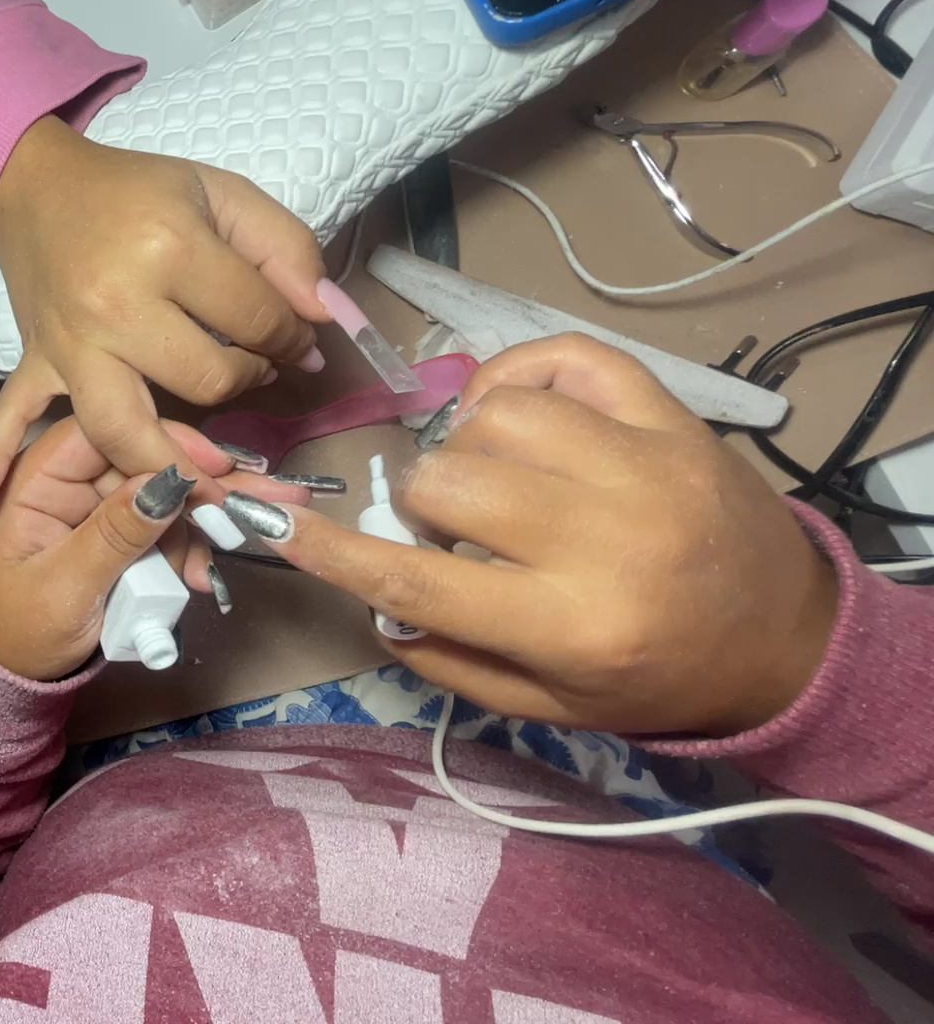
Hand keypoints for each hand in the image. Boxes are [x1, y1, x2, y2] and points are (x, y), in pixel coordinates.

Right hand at [0, 116, 332, 509]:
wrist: (39, 188)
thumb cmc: (135, 192)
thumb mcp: (222, 193)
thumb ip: (286, 248)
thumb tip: (323, 321)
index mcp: (168, 250)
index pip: (257, 320)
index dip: (294, 336)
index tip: (295, 340)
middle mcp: (115, 307)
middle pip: (206, 381)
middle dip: (246, 380)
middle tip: (252, 369)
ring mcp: (67, 345)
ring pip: (127, 428)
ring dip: (173, 458)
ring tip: (205, 474)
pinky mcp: (34, 364)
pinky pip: (10, 419)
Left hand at [0, 418, 309, 679]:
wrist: (20, 669)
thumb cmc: (24, 629)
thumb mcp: (66, 586)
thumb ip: (114, 534)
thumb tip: (167, 483)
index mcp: (33, 480)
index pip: (98, 433)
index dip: (158, 440)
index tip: (213, 466)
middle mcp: (65, 479)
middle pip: (139, 459)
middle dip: (191, 490)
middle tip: (238, 515)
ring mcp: (93, 503)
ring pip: (158, 492)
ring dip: (191, 529)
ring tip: (201, 573)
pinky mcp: (115, 527)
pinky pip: (161, 522)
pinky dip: (184, 546)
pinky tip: (196, 576)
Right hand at [220, 333, 839, 735]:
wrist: (790, 644)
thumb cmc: (648, 679)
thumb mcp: (539, 704)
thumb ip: (442, 656)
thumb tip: (373, 599)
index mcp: (568, 625)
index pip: (415, 581)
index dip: (330, 551)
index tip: (273, 526)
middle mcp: (606, 541)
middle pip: (447, 481)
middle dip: (423, 501)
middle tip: (453, 526)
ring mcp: (648, 468)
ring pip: (495, 416)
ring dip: (464, 445)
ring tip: (489, 472)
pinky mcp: (674, 420)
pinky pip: (565, 359)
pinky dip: (514, 375)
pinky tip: (510, 411)